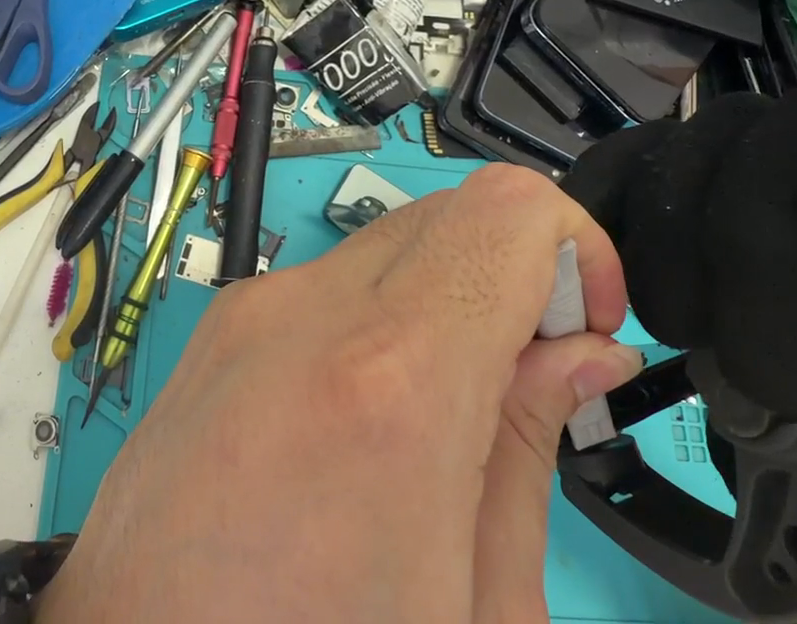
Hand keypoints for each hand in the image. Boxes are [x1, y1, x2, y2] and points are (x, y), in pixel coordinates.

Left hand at [34, 164, 637, 623]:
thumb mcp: (474, 605)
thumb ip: (527, 447)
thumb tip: (576, 354)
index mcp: (391, 382)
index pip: (507, 212)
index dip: (572, 249)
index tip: (583, 322)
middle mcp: (305, 318)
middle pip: (449, 214)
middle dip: (511, 275)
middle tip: (527, 375)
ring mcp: (247, 317)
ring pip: (387, 244)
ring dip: (441, 299)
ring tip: (444, 413)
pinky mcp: (213, 334)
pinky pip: (325, 285)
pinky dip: (376, 318)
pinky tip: (372, 414)